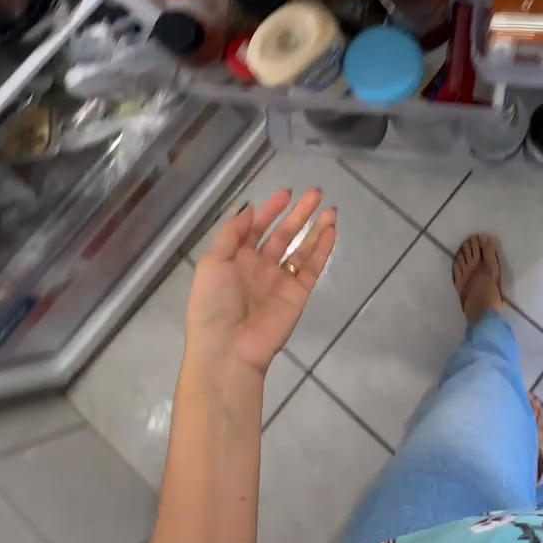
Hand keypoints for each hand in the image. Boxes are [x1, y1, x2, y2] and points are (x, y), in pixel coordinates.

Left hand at [185, 188, 337, 377]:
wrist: (228, 349)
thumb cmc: (213, 304)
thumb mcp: (212, 262)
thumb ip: (231, 234)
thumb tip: (249, 209)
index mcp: (236, 259)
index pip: (256, 228)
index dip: (270, 210)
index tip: (286, 193)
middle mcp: (260, 267)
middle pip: (283, 234)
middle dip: (298, 213)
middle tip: (315, 193)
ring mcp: (280, 280)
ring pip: (302, 248)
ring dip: (316, 228)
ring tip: (331, 209)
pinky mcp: (298, 294)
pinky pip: (312, 267)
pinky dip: (323, 248)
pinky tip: (331, 230)